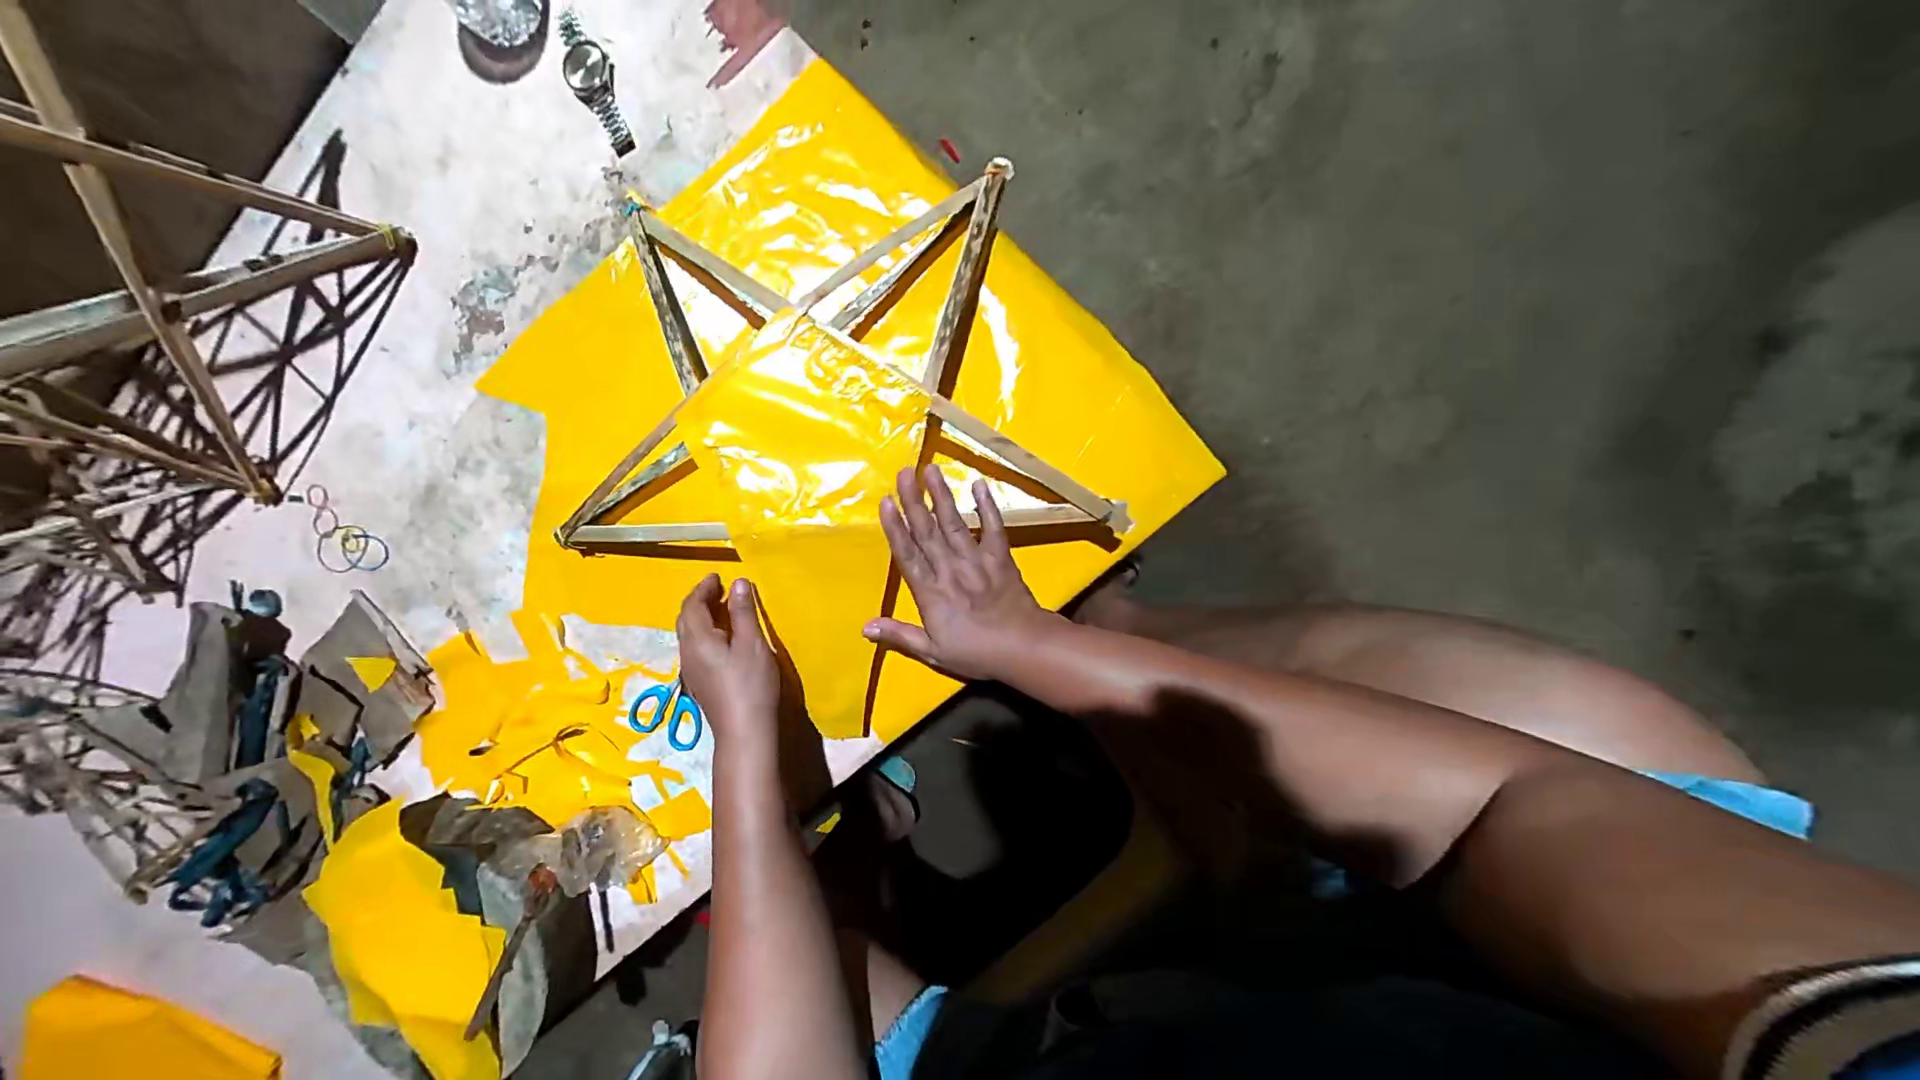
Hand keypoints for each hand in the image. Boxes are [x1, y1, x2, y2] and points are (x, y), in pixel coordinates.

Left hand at [677, 574, 779, 745]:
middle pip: (685, 619)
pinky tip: (723, 637)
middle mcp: (687, 653)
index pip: (692, 605)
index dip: (703, 588)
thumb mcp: (751, 643)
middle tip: (718, 589)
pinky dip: (706, 632)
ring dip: (702, 616)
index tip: (716, 576)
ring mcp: (691, 670)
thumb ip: (743, 612)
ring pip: (689, 634)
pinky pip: (696, 647)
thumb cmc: (750, 684)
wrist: (743, 731)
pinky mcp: (700, 682)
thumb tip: (738, 582)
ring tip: (722, 608)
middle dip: (699, 600)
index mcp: (697, 640)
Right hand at [867, 465, 1065, 678]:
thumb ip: (900, 636)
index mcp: (931, 593)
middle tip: (904, 471)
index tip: (885, 502)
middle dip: (914, 500)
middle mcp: (951, 569)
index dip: (896, 528)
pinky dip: (987, 505)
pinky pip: (993, 526)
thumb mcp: (934, 652)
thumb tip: (864, 627)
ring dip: (942, 495)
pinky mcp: (1001, 557)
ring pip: (955, 523)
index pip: (908, 555)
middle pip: (928, 531)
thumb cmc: (977, 653)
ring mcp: (977, 560)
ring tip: (930, 469)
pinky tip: (978, 484)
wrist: (1024, 647)